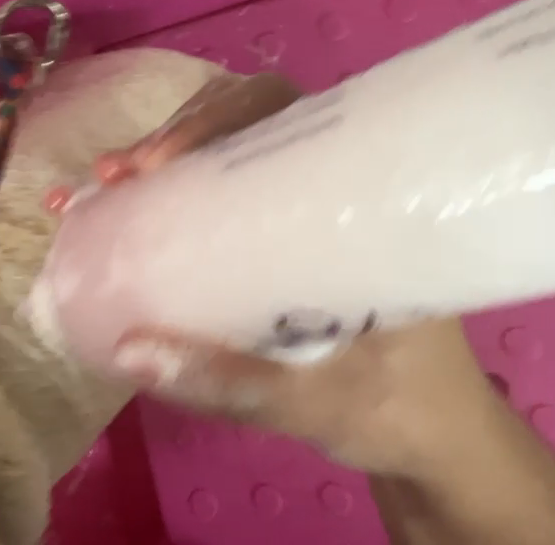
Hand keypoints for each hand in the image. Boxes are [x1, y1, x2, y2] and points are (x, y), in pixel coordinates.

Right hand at [87, 74, 505, 478]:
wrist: (441, 439)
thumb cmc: (401, 412)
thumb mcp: (321, 404)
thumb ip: (233, 383)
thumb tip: (128, 349)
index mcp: (366, 198)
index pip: (292, 117)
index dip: (220, 118)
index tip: (163, 159)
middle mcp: (336, 179)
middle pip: (250, 115)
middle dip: (177, 131)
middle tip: (123, 171)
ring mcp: (307, 199)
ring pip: (231, 140)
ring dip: (166, 150)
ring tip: (112, 180)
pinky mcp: (284, 225)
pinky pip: (225, 180)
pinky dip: (174, 180)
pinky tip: (129, 196)